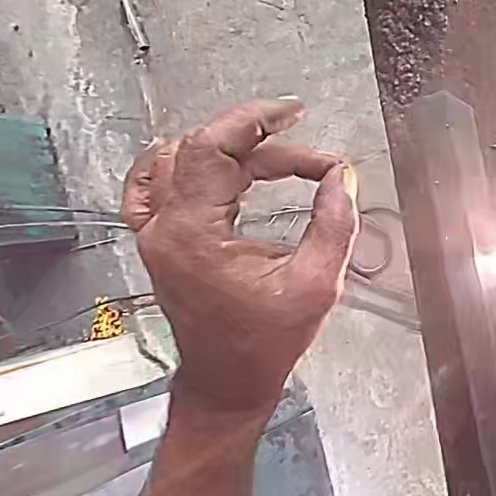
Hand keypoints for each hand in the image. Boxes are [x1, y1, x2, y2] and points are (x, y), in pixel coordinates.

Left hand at [121, 98, 358, 412]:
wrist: (227, 383)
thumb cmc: (266, 344)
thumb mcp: (317, 285)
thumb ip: (334, 224)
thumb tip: (341, 177)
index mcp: (194, 235)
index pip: (213, 148)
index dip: (255, 119)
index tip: (294, 112)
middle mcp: (164, 228)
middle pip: (204, 151)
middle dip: (263, 142)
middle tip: (311, 158)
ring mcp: (155, 235)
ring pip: (182, 161)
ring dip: (232, 150)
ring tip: (277, 154)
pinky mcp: (162, 242)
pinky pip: (157, 184)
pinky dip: (187, 163)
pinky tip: (210, 161)